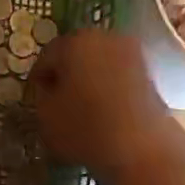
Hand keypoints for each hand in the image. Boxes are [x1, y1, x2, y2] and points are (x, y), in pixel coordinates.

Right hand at [30, 28, 179, 177]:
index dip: (38, 78)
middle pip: (75, 54)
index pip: (47, 56)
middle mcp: (105, 38)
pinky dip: (107, 88)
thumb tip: (49, 87)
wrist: (141, 147)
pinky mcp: (148, 72)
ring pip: (98, 63)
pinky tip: (102, 110)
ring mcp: (131, 53)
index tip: (35, 97)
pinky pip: (117, 75)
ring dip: (87, 80)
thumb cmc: (85, 129)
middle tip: (57, 100)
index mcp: (74, 42)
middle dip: (65, 74)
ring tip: (81, 108)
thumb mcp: (46, 116)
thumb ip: (41, 95)